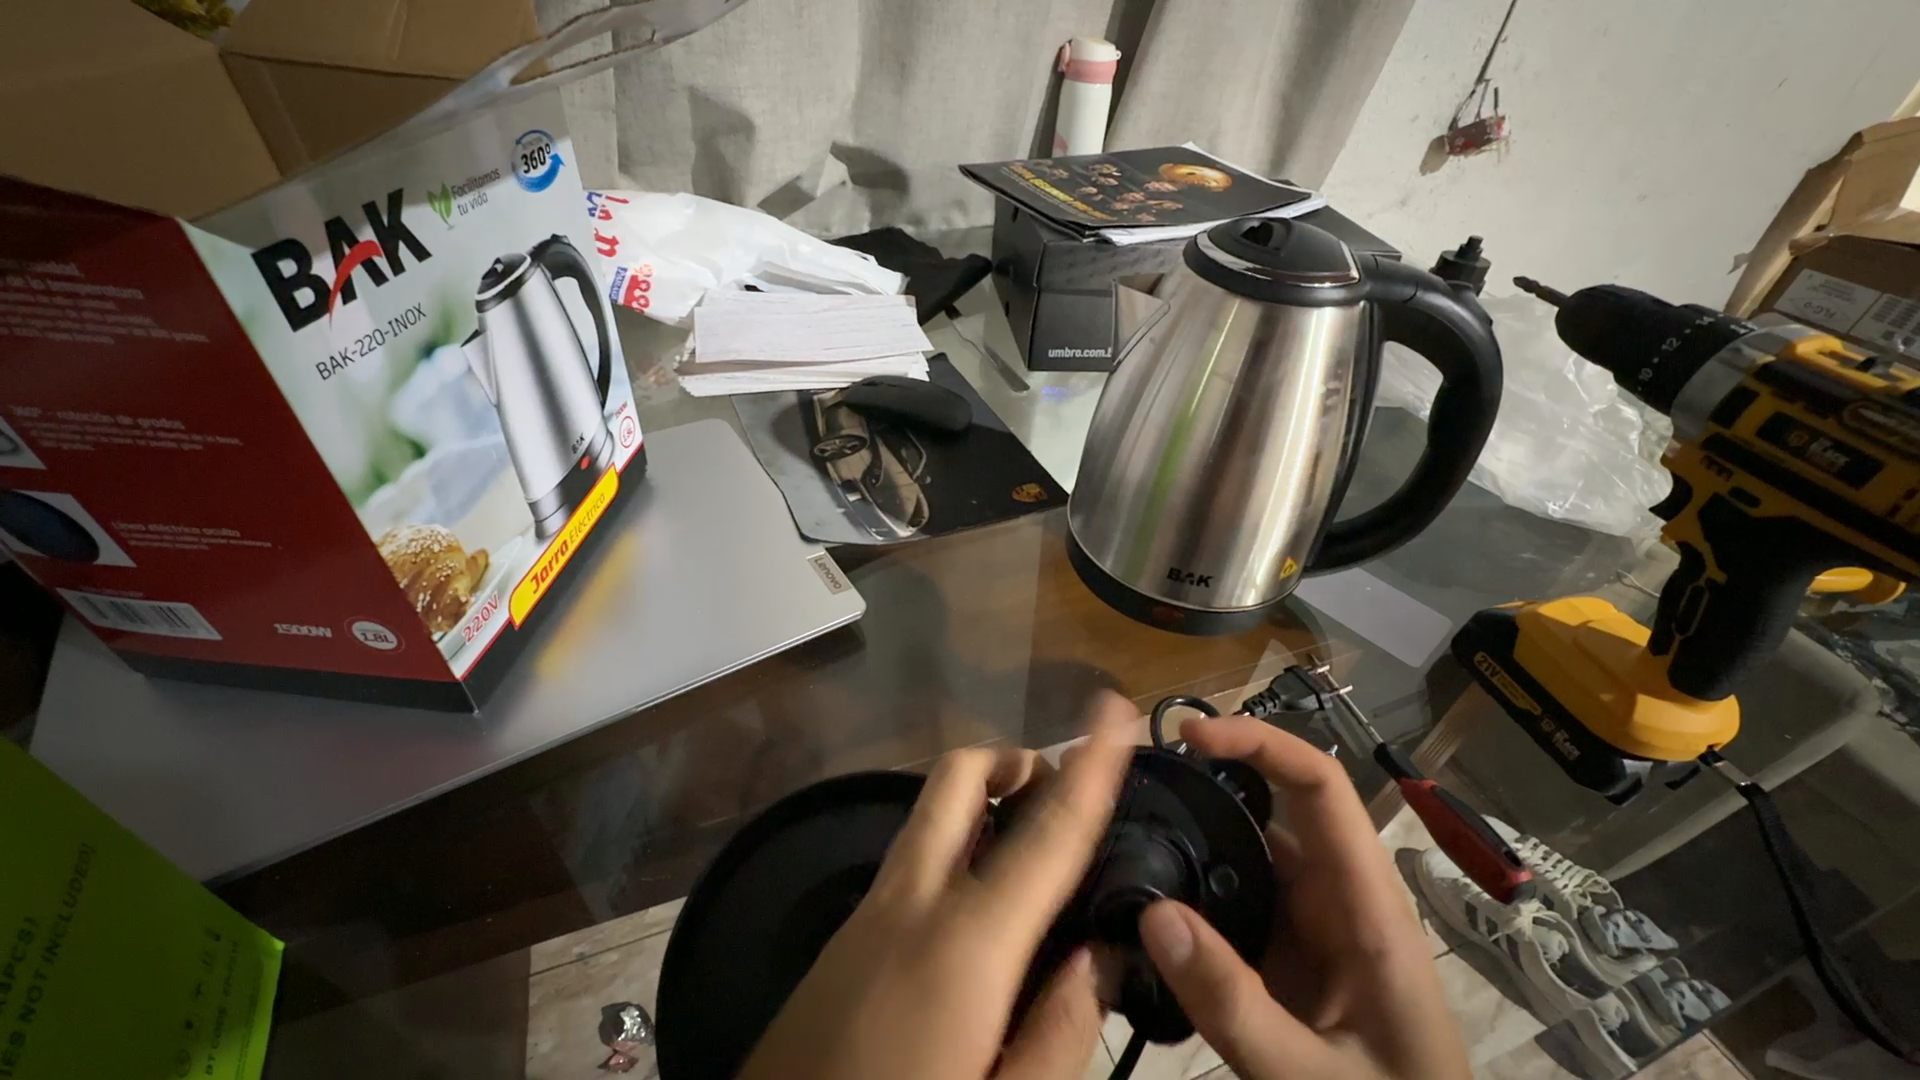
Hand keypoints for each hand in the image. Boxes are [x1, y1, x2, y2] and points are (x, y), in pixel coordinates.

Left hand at [739, 692, 1136, 1079]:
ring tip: (1027, 841)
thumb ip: (1063, 1028)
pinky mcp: (842, 936)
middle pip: (956, 781)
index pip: (1047, 834)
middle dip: (1011, 760)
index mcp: (965, 942)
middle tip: (1056, 786)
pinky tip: (975, 907)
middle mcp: (911, 902)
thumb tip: (1102, 954)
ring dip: (979, 800)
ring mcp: (866, 913)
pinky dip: (950, 847)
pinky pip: (907, 860)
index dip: (1091, 766)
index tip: (1113, 710)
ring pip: (927, 815)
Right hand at [1137, 716, 1468, 1079]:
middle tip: (1128, 785)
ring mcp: (1310, 928)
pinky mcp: (1286, 957)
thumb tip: (1153, 913)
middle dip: (1205, 784)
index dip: (1259, 743)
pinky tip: (1140, 901)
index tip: (1188, 736)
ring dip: (1190, 838)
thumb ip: (1235, 1006)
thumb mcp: (1312, 1077)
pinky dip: (1190, 888)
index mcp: (1366, 906)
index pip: (1321, 787)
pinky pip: (1234, 901)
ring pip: (1244, 857)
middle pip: (1271, 813)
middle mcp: (1337, 900)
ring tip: (1118, 834)